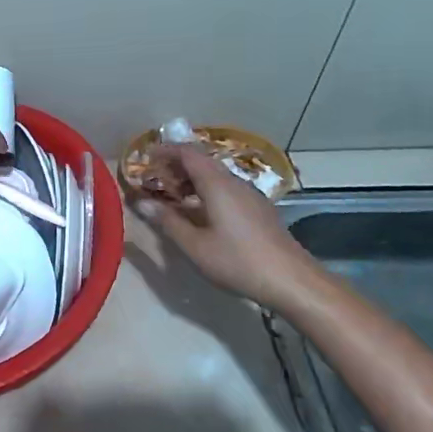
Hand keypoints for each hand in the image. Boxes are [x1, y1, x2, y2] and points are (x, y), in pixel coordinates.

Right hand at [136, 144, 309, 308]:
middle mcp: (233, 182)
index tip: (146, 158)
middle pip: (202, 161)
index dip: (165, 151)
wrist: (290, 280)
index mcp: (216, 184)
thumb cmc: (237, 261)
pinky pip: (226, 187)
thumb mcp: (195, 246)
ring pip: (215, 174)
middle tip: (156, 179)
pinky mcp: (258, 208)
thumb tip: (142, 203)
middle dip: (176, 165)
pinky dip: (207, 190)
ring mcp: (249, 194)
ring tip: (174, 196)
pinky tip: (201, 212)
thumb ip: (167, 221)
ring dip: (192, 179)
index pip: (188, 153)